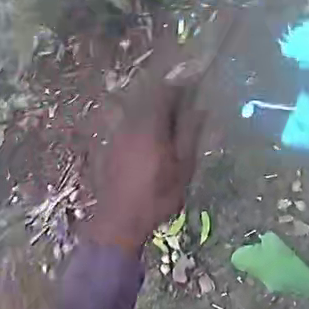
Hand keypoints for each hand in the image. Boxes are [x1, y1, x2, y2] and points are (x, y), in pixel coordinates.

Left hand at [85, 62, 206, 252]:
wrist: (119, 221)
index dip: (180, 88)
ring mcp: (116, 135)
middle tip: (186, 106)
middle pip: (148, 98)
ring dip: (154, 111)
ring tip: (171, 124)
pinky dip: (142, 124)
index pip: (164, 92)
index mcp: (149, 124)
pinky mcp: (110, 147)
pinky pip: (128, 125)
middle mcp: (129, 123)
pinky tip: (152, 140)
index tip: (194, 90)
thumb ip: (189, 134)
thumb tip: (199, 109)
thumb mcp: (182, 167)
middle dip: (167, 97)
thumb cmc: (156, 196)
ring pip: (137, 111)